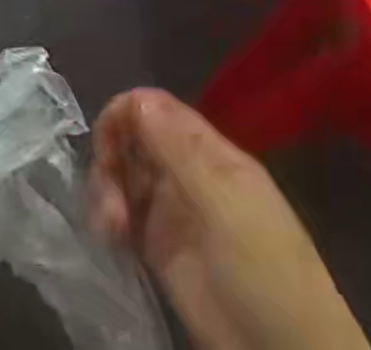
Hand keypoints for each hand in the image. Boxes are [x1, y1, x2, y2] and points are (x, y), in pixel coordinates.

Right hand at [92, 89, 370, 349]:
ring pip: (120, 174)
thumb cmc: (265, 273)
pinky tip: (112, 238)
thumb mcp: (226, 206)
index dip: (124, 114)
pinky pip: (118, 210)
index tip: (105, 143)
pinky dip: (106, 217)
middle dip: (110, 158)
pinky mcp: (156, 243)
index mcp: (210, 157)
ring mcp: (171, 209)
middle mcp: (187, 174)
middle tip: (111, 195)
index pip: (156, 109)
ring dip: (105, 191)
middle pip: (131, 139)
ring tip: (113, 227)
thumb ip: (180, 150)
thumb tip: (136, 97)